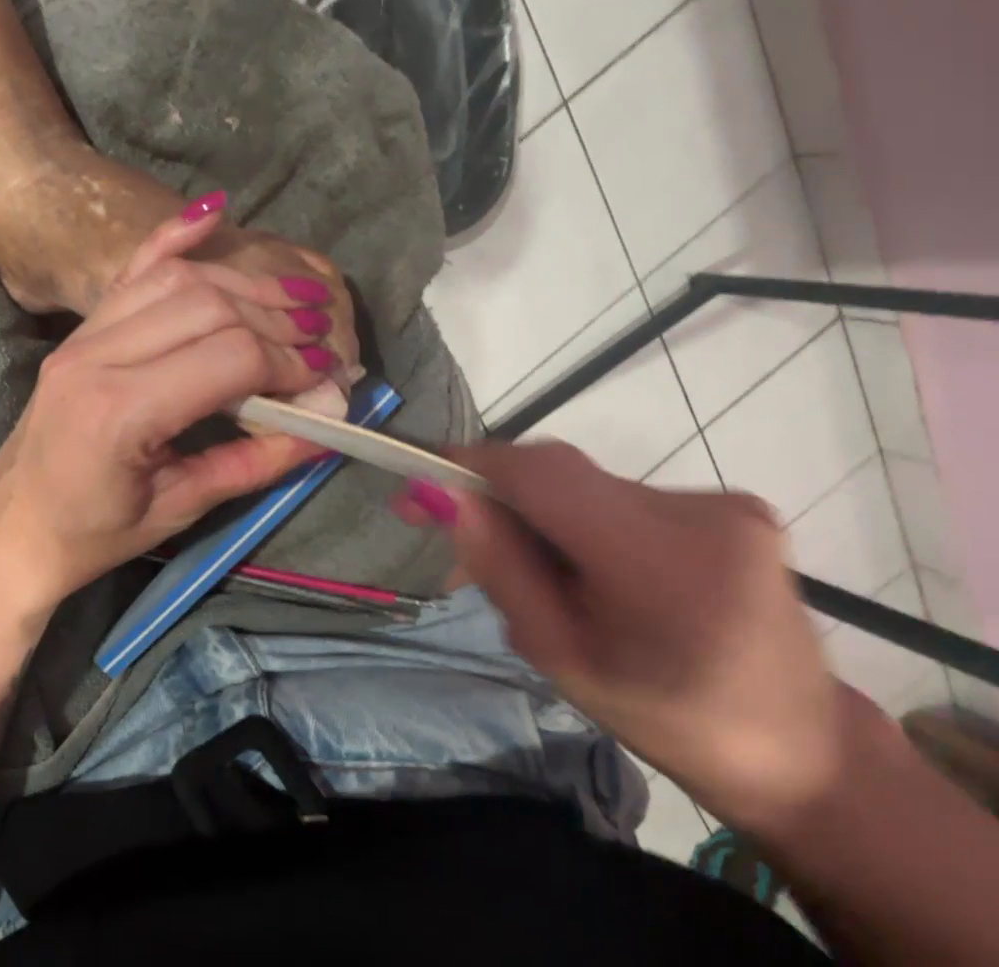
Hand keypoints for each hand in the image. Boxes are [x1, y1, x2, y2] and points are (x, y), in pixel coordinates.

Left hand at [0, 209, 334, 607]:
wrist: (14, 528)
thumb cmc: (91, 534)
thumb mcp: (176, 508)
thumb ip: (252, 463)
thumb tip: (326, 428)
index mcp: (120, 413)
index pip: (228, 356)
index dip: (288, 361)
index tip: (323, 379)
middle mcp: (95, 358)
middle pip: (206, 305)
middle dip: (274, 320)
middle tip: (319, 342)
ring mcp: (79, 339)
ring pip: (173, 280)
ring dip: (240, 286)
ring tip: (291, 306)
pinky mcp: (76, 334)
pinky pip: (129, 274)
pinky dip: (173, 242)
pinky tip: (213, 216)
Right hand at [434, 442, 847, 832]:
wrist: (797, 748)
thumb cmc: (665, 717)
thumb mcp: (561, 655)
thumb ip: (505, 570)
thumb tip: (452, 500)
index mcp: (662, 560)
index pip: (543, 473)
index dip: (471, 466)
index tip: (417, 489)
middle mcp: (700, 512)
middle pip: (561, 478)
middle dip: (499, 503)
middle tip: (456, 553)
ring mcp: (725, 506)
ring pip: (587, 489)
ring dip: (541, 521)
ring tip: (534, 583)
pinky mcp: (732, 509)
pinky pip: (621, 500)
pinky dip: (583, 527)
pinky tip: (586, 576)